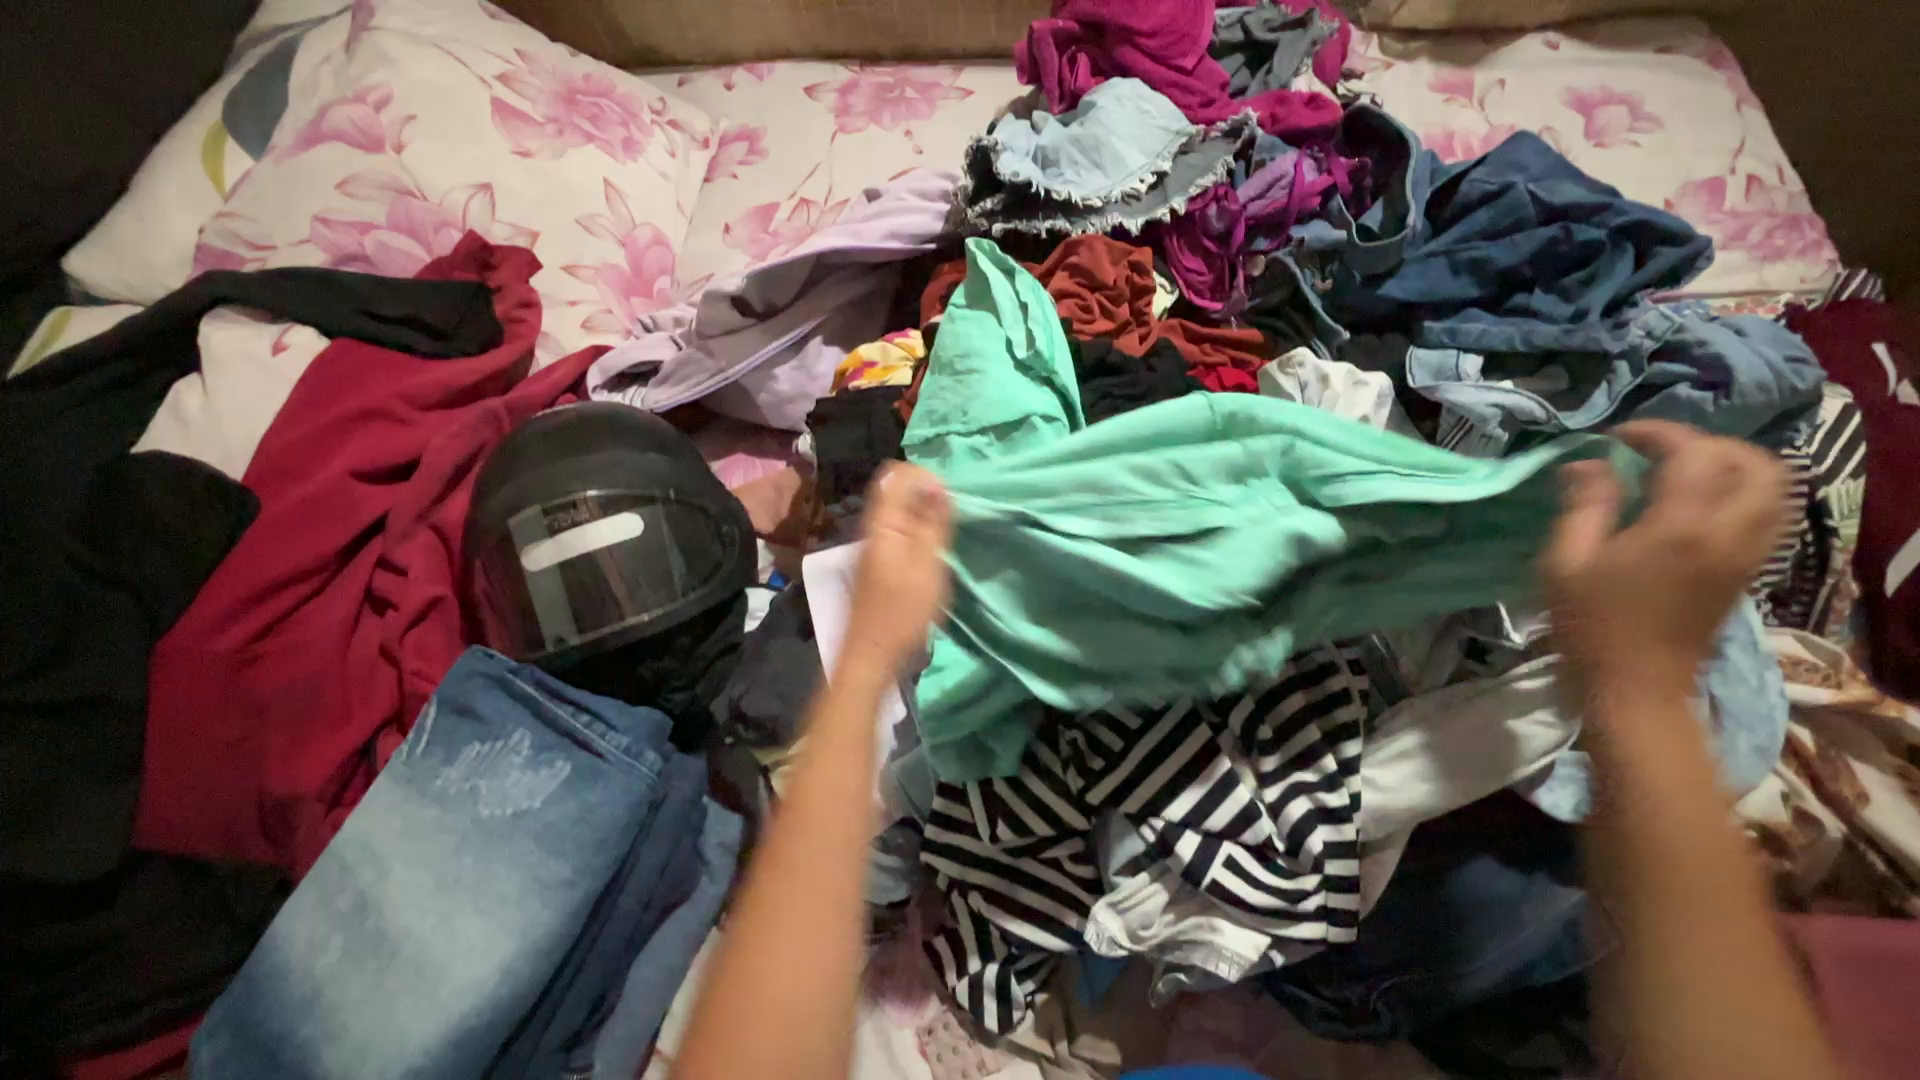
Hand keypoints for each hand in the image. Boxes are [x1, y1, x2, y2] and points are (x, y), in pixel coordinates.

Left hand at [845, 464, 951, 674]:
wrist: (870, 657)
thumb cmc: (902, 613)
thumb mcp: (925, 565)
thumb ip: (931, 523)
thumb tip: (936, 484)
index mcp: (881, 524)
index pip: (896, 475)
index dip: (924, 477)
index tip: (948, 498)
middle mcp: (872, 530)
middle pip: (898, 493)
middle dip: (927, 497)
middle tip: (952, 520)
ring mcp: (873, 549)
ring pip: (900, 516)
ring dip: (925, 519)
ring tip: (946, 539)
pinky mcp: (878, 567)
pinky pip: (900, 536)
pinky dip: (918, 537)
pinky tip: (932, 558)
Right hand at [1541, 420, 1787, 706]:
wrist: (1635, 683)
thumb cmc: (1589, 623)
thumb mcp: (1565, 561)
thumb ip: (1583, 505)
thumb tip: (1589, 463)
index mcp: (1680, 527)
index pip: (1693, 453)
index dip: (1656, 433)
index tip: (1615, 438)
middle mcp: (1728, 532)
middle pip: (1754, 462)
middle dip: (1706, 444)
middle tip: (1656, 452)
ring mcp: (1747, 553)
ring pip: (1774, 487)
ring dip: (1733, 467)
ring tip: (1681, 472)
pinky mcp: (1748, 570)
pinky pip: (1767, 513)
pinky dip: (1741, 493)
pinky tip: (1694, 503)